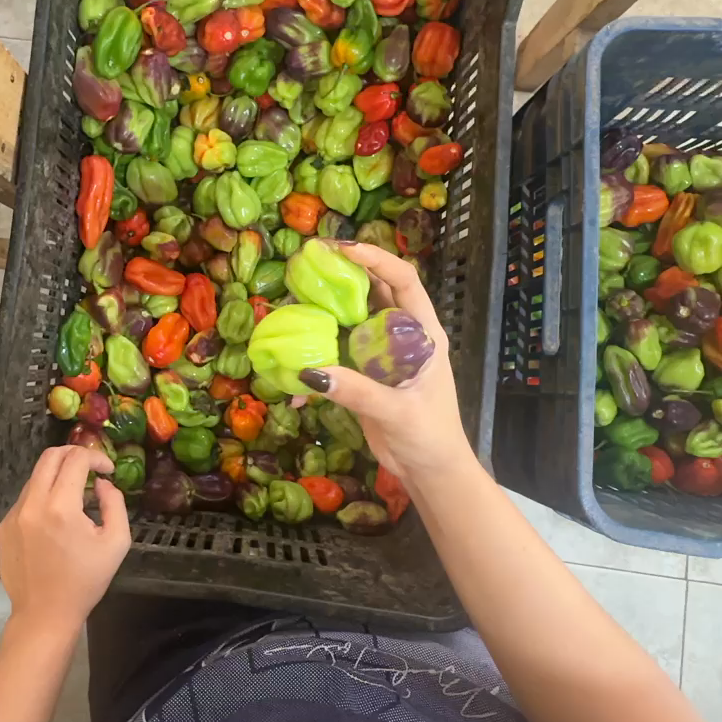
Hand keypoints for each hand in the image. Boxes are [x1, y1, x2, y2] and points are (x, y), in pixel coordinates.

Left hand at [0, 446, 129, 636]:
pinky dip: (44, 496)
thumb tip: (101, 483)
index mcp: (61, 507)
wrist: (44, 616)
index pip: (76, 459)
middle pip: (50, 456)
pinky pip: (26, 498)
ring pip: (36, 476)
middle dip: (74, 454)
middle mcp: (32, 504)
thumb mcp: (116, 543)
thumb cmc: (85, 582)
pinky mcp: (3, 527)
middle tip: (91, 468)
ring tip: (75, 496)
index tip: (107, 470)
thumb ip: (115, 503)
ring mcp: (13, 515)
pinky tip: (55, 519)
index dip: (96, 456)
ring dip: (58, 476)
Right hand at [305, 243, 478, 485]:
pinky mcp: (362, 372)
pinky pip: (335, 352)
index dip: (378, 260)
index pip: (404, 281)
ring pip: (349, 318)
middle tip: (308, 262)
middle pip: (371, 291)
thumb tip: (310, 373)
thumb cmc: (430, 436)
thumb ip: (357, 392)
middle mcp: (400, 334)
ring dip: (323, 309)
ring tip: (291, 298)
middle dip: (342, 274)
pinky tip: (292, 368)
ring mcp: (380, 352)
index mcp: (423, 333)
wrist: (430, 471)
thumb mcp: (398, 413)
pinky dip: (315, 356)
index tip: (345, 249)